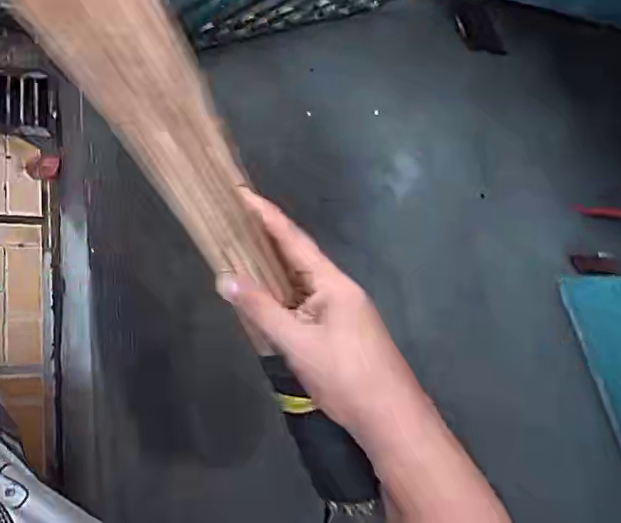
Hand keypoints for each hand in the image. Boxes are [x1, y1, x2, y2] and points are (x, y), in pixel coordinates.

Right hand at [215, 189, 432, 445]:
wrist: (397, 428)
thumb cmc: (348, 379)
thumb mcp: (297, 344)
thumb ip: (259, 309)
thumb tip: (223, 278)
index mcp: (333, 284)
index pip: (293, 239)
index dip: (266, 215)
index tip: (241, 193)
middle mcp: (339, 290)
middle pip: (297, 253)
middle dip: (266, 233)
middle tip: (234, 215)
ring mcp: (343, 310)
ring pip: (300, 276)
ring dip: (272, 261)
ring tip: (241, 246)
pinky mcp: (341, 329)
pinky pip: (303, 296)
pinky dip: (280, 285)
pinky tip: (264, 290)